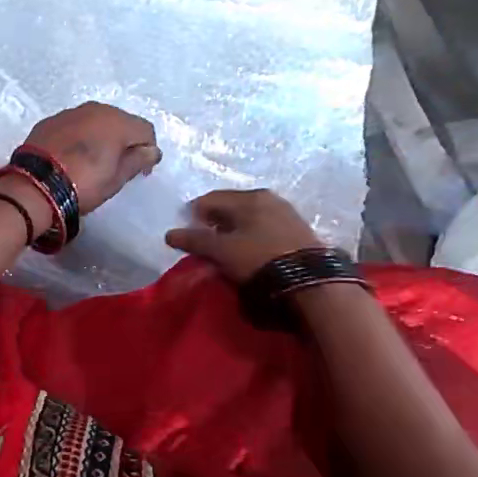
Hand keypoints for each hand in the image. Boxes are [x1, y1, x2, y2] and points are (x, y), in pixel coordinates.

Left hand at [21, 102, 161, 213]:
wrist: (34, 186)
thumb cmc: (82, 185)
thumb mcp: (115, 179)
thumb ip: (137, 161)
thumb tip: (152, 151)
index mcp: (117, 122)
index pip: (145, 130)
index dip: (148, 151)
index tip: (141, 172)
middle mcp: (95, 109)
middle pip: (120, 122)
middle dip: (124, 142)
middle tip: (117, 167)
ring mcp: (70, 113)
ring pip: (95, 122)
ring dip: (100, 138)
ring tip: (92, 162)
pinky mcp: (49, 122)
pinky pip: (73, 126)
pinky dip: (78, 138)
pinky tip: (70, 157)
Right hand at [165, 189, 322, 283]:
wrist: (308, 279)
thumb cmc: (259, 259)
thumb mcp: (222, 251)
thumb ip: (195, 240)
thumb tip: (169, 234)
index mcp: (249, 197)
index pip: (209, 199)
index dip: (193, 216)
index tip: (186, 235)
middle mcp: (268, 197)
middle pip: (229, 206)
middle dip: (212, 223)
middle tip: (203, 245)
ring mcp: (284, 212)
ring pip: (246, 217)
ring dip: (231, 231)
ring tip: (224, 251)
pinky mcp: (295, 229)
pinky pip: (262, 227)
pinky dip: (248, 236)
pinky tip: (247, 252)